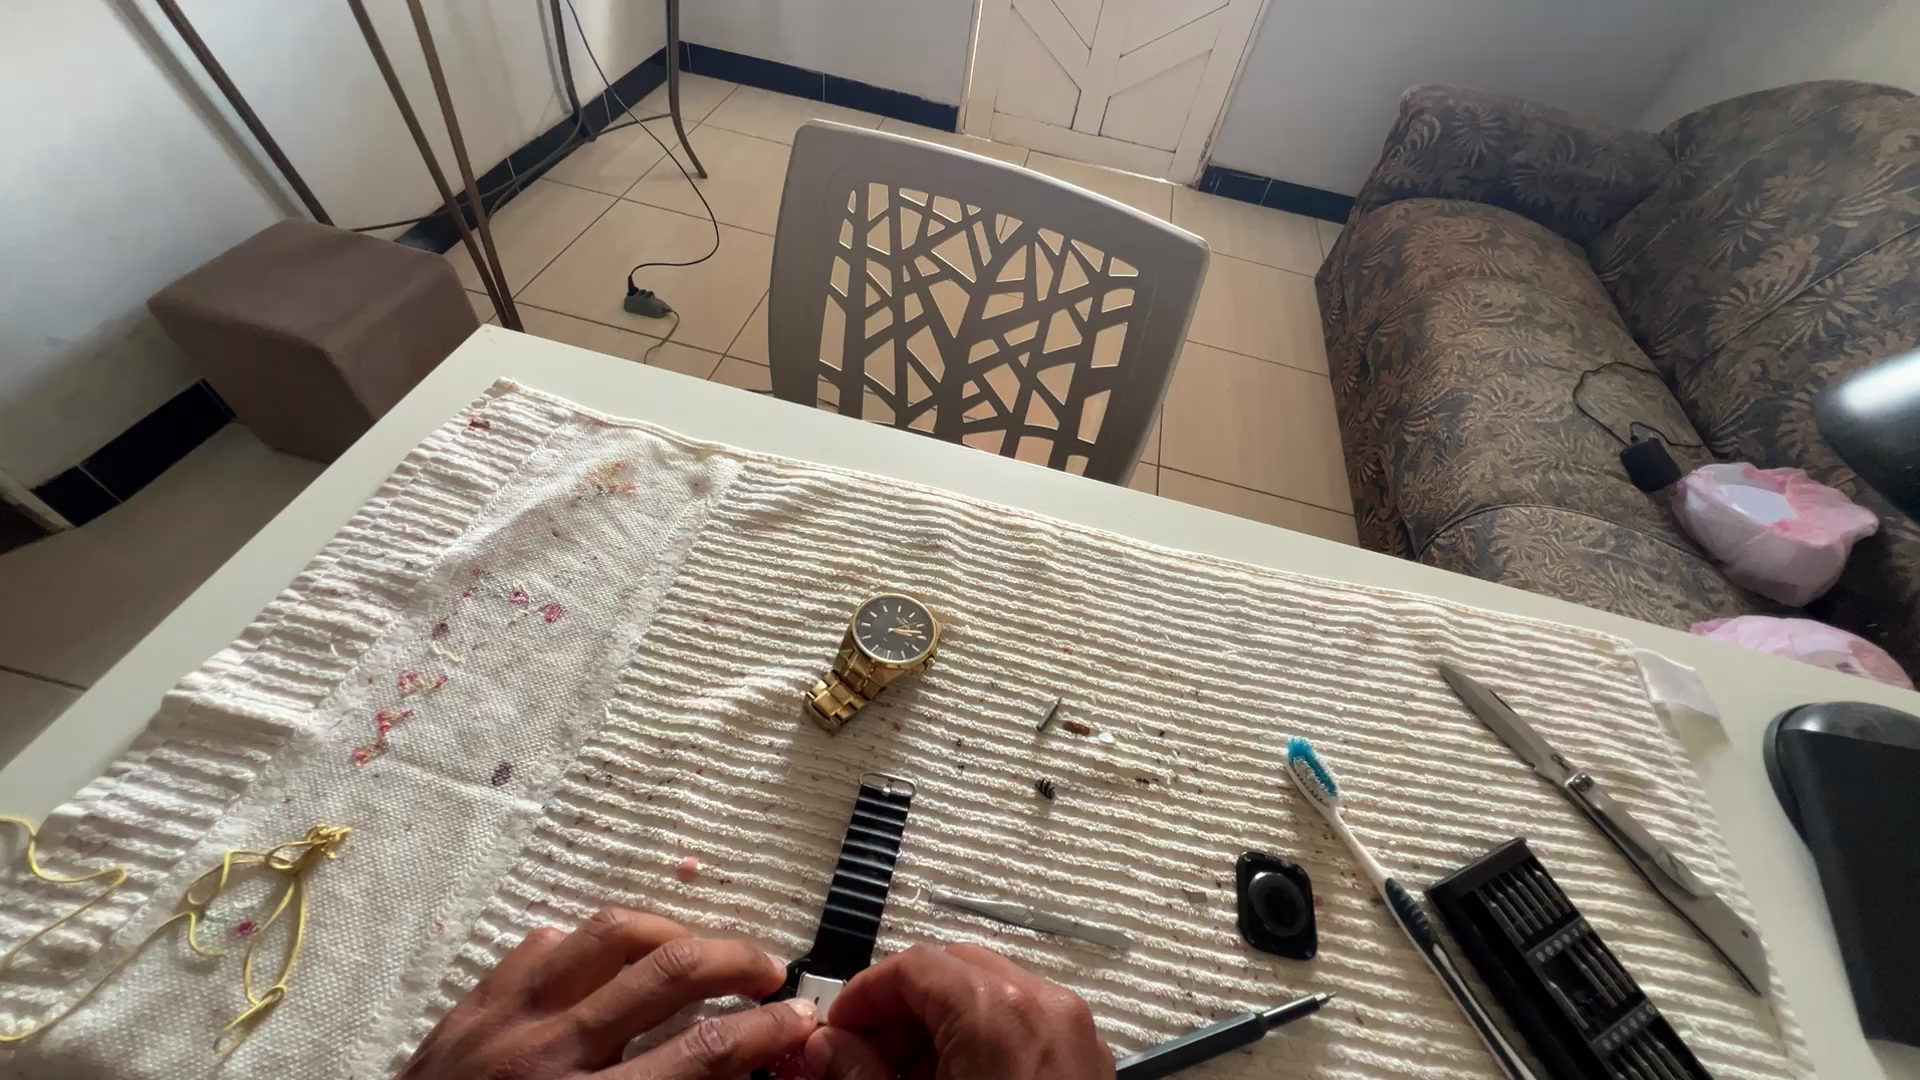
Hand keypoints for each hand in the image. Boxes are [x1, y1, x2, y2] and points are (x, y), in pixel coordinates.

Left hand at [400, 908, 817, 1079]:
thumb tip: (729, 1071)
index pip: (701, 1054)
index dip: (764, 1030)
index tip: (801, 1015)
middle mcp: (545, 1056)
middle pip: (668, 973)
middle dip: (737, 960)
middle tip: (770, 969)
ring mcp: (500, 1020)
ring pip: (610, 931)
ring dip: (673, 931)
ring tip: (699, 948)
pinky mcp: (468, 1006)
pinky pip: (544, 943)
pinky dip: (589, 943)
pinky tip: (608, 962)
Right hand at [802, 944, 1112, 1079]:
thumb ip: (862, 1077)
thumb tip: (827, 1048)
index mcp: (998, 1011)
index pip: (915, 967)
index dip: (865, 994)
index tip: (835, 1031)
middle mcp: (1042, 1003)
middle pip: (952, 971)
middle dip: (900, 1009)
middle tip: (862, 1058)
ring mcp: (1073, 1028)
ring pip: (987, 992)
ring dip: (938, 1024)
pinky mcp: (1087, 1059)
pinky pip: (1020, 1020)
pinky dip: (979, 1039)